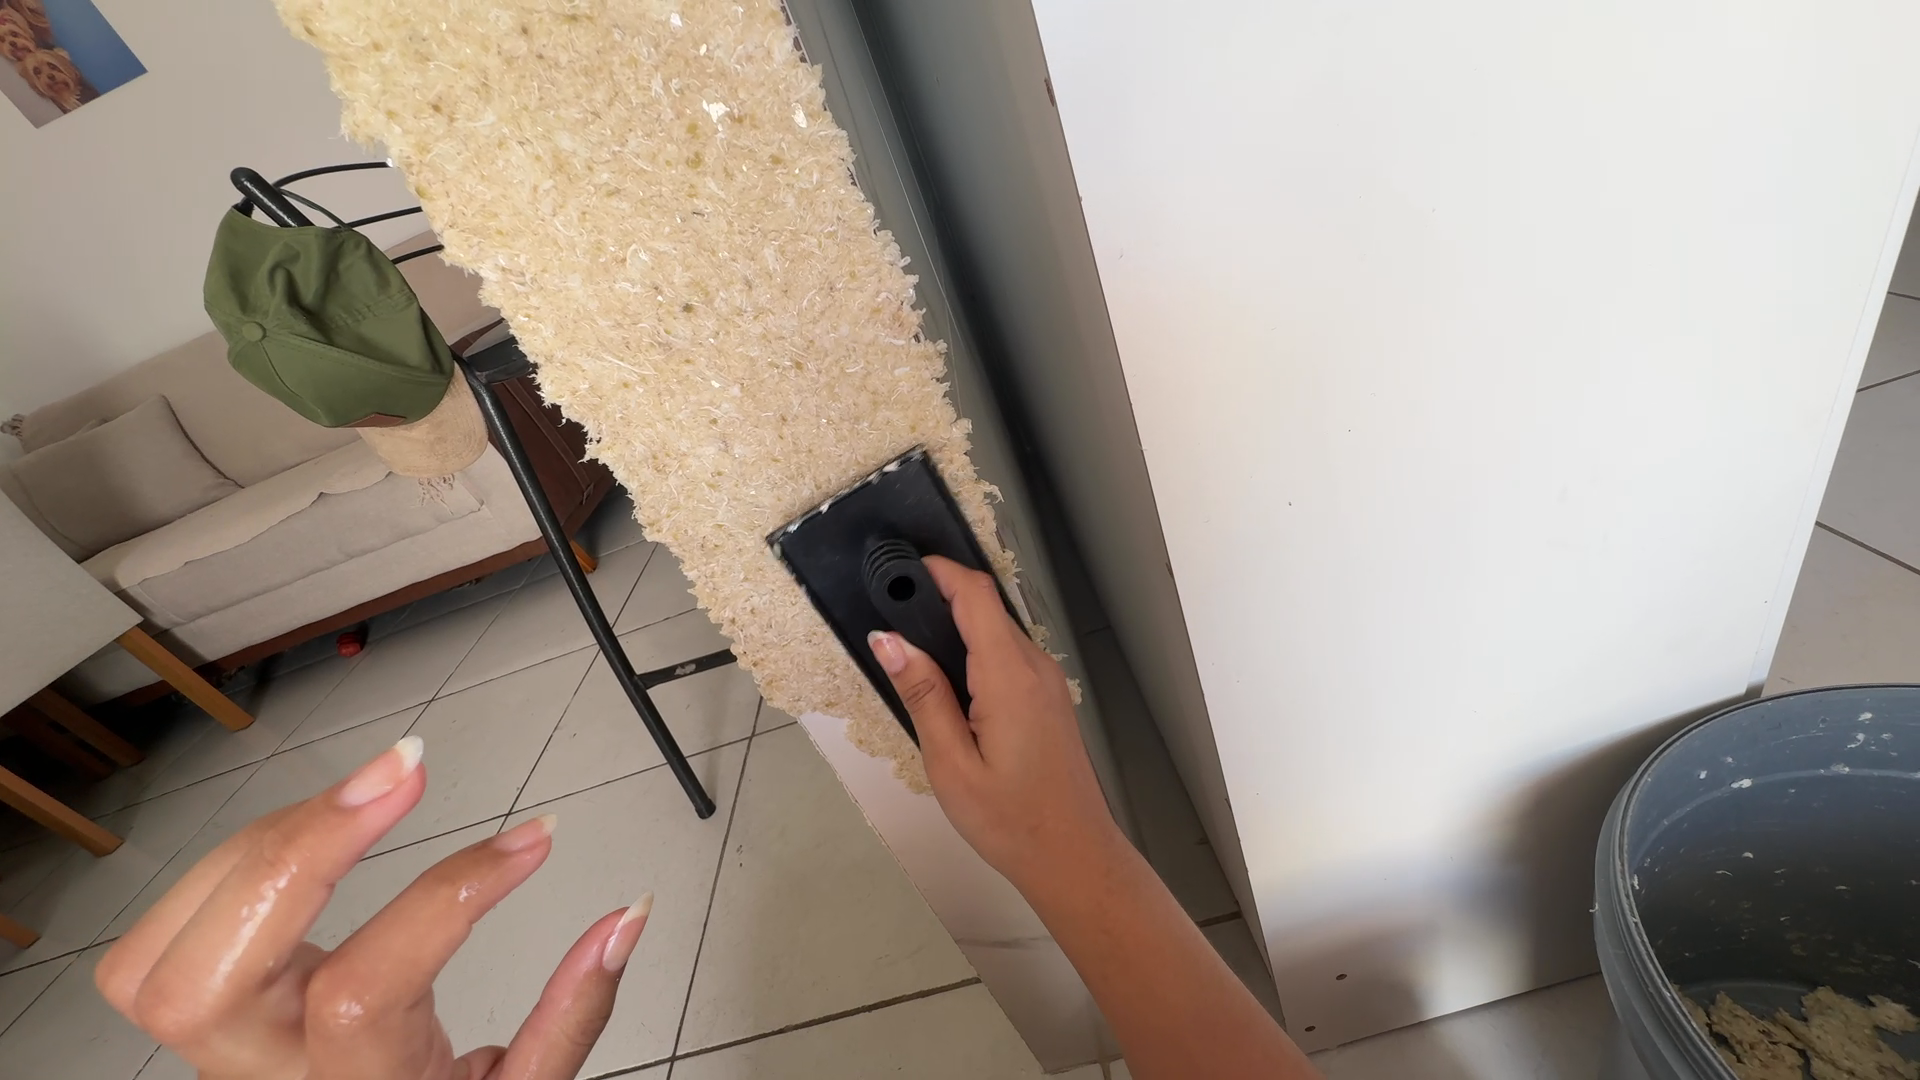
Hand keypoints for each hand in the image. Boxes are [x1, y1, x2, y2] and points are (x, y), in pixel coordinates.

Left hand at [95, 736, 648, 1079]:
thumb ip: (576, 1011)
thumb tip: (627, 916)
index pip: (369, 988)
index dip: (458, 893)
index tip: (538, 836)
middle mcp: (262, 1079)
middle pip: (208, 981)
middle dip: (308, 848)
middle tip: (409, 766)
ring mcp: (217, 1053)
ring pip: (156, 961)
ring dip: (267, 844)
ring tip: (374, 788)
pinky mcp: (210, 1019)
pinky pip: (158, 947)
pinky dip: (235, 863)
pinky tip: (323, 828)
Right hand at [867, 556, 1123, 891]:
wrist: (1074, 856)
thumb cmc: (1009, 819)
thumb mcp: (950, 762)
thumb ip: (922, 693)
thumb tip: (888, 639)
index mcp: (1009, 674)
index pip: (976, 594)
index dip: (939, 570)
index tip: (900, 571)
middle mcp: (1034, 665)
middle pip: (987, 608)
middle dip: (940, 599)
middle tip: (892, 617)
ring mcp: (1047, 680)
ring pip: (997, 631)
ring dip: (957, 627)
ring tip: (913, 651)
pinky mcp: (1049, 697)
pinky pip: (1009, 656)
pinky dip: (976, 652)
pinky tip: (950, 683)